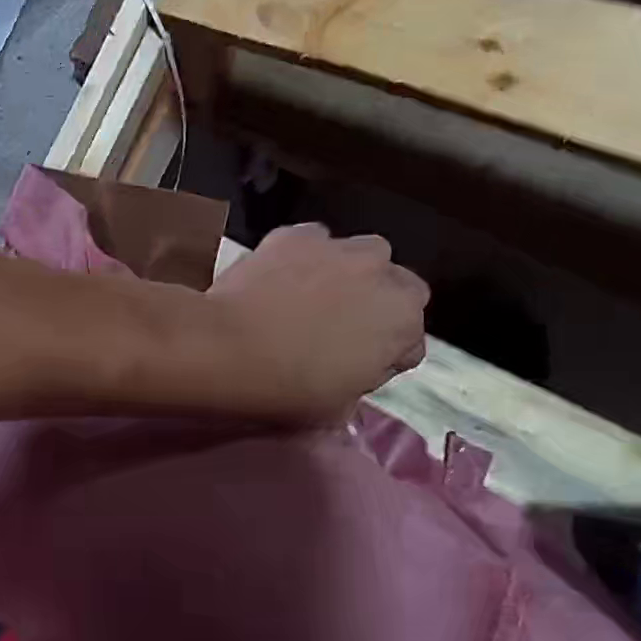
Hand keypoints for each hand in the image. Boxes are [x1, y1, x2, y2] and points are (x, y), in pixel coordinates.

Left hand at [208, 224, 429, 420]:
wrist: (229, 348)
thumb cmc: (289, 388)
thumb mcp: (341, 406)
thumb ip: (364, 377)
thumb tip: (358, 365)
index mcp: (403, 319)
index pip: (411, 339)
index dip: (386, 356)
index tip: (360, 367)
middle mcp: (381, 272)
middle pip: (396, 287)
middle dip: (378, 305)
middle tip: (342, 329)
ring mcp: (338, 247)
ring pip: (361, 255)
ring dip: (349, 274)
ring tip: (313, 297)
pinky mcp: (298, 234)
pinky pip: (313, 242)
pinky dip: (305, 256)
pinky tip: (282, 278)